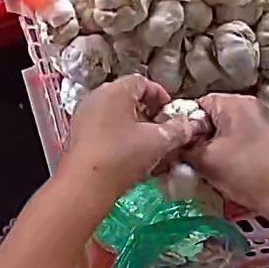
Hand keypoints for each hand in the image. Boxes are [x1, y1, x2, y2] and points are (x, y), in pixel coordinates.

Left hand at [56, 76, 206, 204]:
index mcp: (115, 91)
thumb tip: (190, 125)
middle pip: (127, 98)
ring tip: (148, 145)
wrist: (85, 186)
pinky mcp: (78, 137)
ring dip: (134, 127)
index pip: (142, 82)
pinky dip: (119, 137)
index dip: (160, 95)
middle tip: (162, 128)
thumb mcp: (157, 142)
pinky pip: (104, 130)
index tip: (171, 111)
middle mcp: (96, 99)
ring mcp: (84, 118)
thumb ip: (177, 130)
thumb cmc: (122, 156)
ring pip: (115, 116)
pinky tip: (130, 156)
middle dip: (148, 112)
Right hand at [185, 94, 268, 218]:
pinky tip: (219, 174)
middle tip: (184, 160)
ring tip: (201, 170)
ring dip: (210, 151)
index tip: (174, 145)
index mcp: (235, 103)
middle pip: (210, 119)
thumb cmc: (246, 171)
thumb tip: (172, 146)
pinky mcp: (263, 144)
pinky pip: (235, 144)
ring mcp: (258, 125)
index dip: (183, 124)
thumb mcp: (207, 159)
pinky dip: (224, 157)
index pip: (197, 104)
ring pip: (222, 134)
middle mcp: (248, 108)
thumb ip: (185, 148)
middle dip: (196, 140)